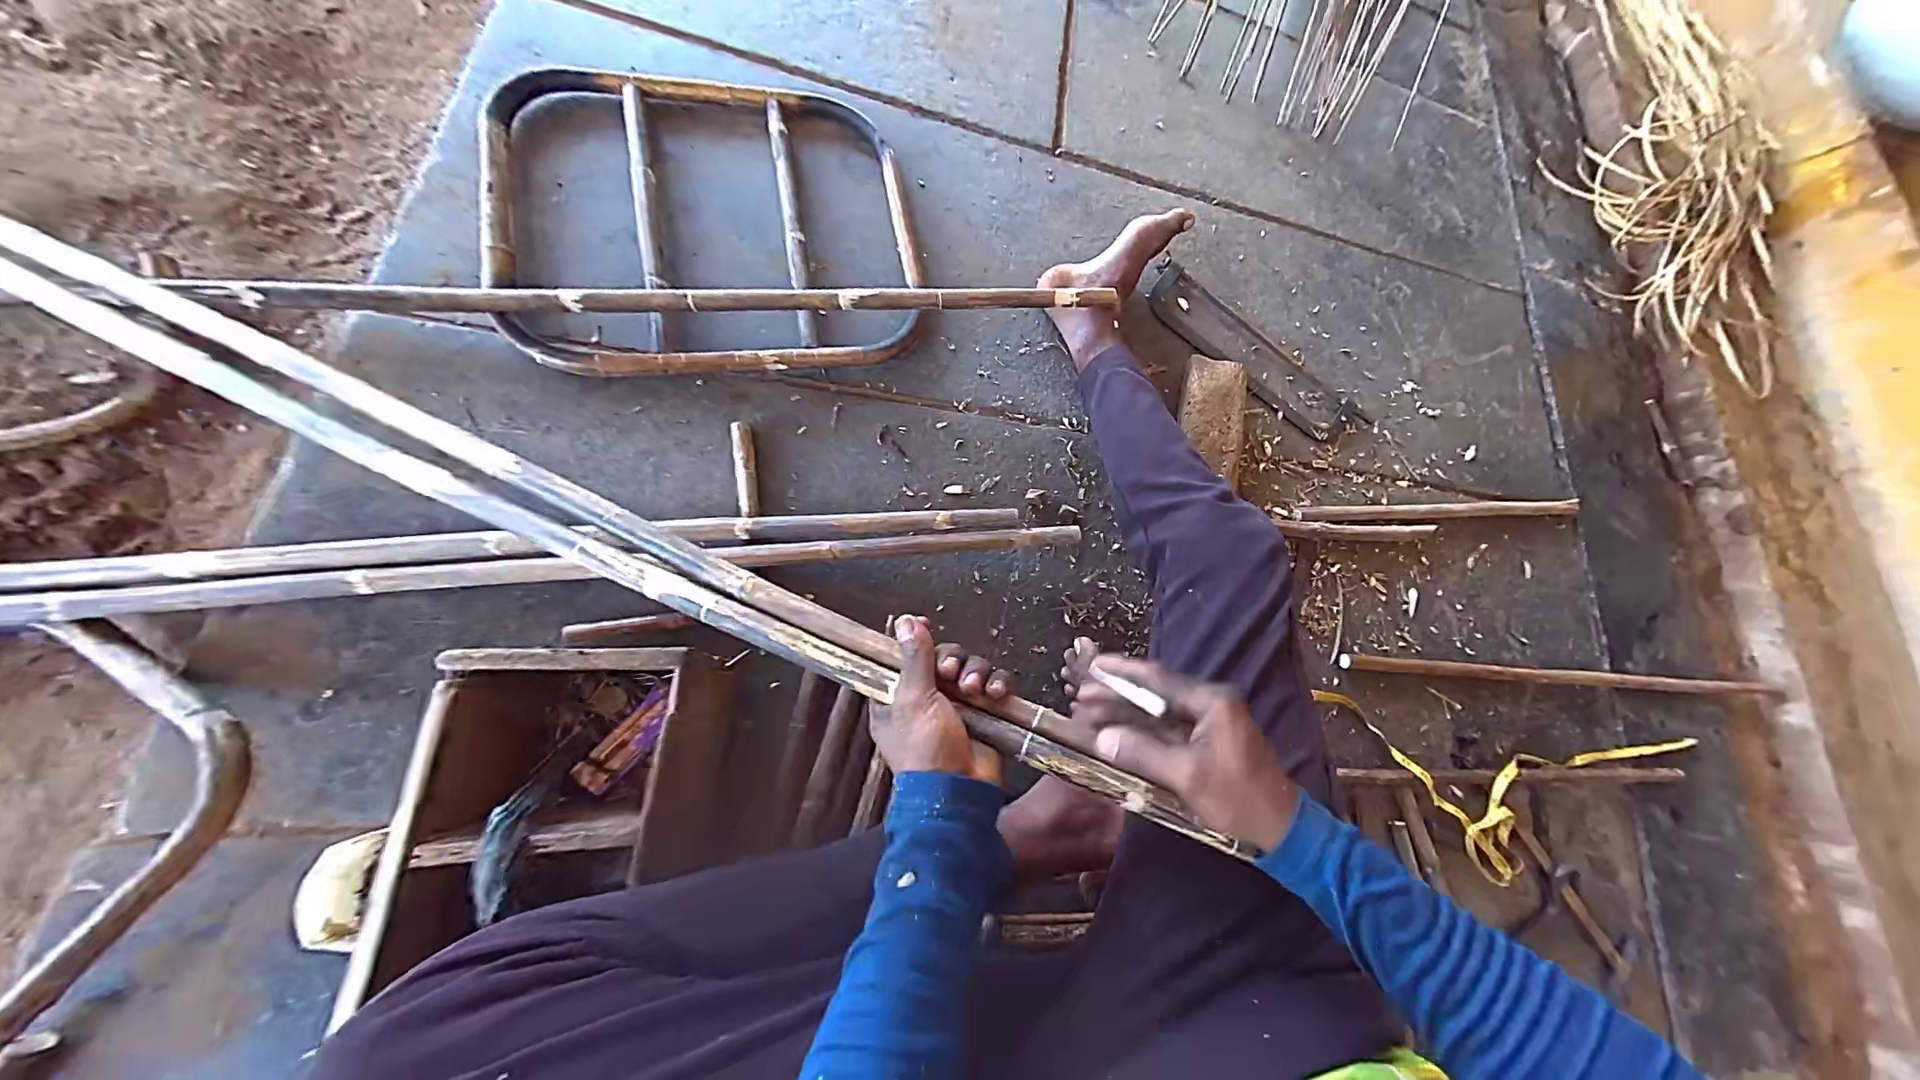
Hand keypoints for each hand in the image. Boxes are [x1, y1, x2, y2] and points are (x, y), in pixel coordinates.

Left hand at [872, 616, 1002, 784]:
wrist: (959, 792)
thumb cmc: (924, 748)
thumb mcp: (913, 698)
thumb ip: (913, 657)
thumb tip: (905, 621)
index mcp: (897, 696)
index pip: (905, 655)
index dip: (915, 639)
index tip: (926, 625)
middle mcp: (925, 698)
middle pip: (943, 657)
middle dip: (952, 660)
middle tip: (952, 674)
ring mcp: (956, 706)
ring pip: (971, 668)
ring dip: (976, 672)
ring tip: (974, 690)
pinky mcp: (984, 714)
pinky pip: (994, 685)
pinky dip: (997, 685)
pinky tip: (995, 693)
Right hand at [1071, 656, 1299, 851]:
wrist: (1281, 830)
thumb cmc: (1238, 799)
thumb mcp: (1187, 775)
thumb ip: (1142, 752)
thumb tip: (1103, 738)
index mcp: (1212, 702)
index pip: (1158, 678)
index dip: (1122, 672)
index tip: (1094, 665)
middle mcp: (1210, 704)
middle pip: (1154, 692)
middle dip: (1117, 694)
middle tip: (1082, 695)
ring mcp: (1209, 722)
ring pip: (1157, 710)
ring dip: (1125, 711)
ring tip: (1089, 711)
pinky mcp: (1206, 741)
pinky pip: (1165, 727)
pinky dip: (1140, 728)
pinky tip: (1116, 730)